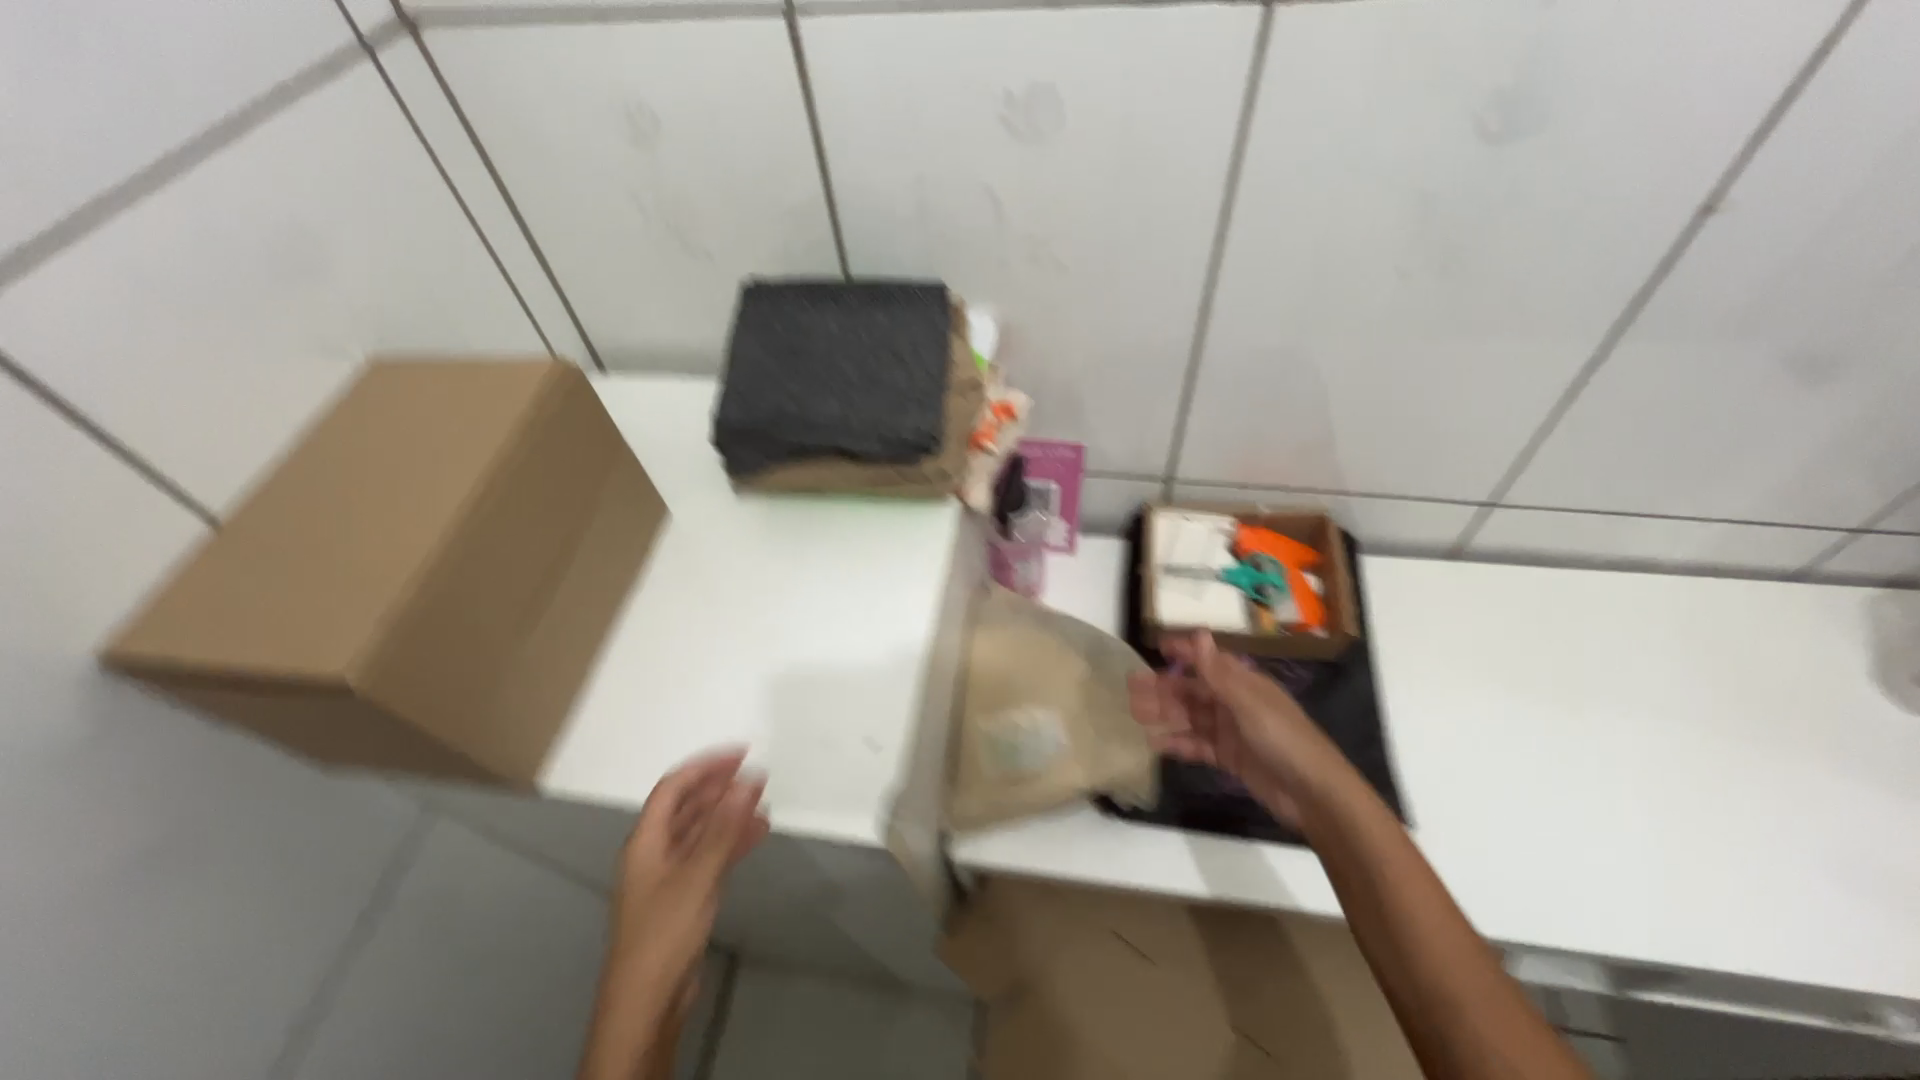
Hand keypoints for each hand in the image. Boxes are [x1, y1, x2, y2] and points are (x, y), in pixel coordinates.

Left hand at [609, 747, 768, 1003]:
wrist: (647, 1000)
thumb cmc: (664, 932)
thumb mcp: (697, 875)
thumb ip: (724, 828)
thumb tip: (747, 782)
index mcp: (646, 840)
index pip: (675, 787)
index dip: (707, 766)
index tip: (742, 753)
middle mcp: (655, 852)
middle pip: (687, 806)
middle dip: (720, 786)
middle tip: (756, 771)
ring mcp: (670, 876)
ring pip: (701, 831)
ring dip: (729, 812)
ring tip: (762, 798)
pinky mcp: (685, 897)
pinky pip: (710, 855)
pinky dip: (731, 841)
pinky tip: (756, 834)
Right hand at [1127, 631, 1337, 825]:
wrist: (1313, 793)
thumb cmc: (1284, 739)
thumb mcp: (1249, 703)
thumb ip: (1218, 673)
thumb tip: (1198, 634)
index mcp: (1245, 684)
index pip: (1209, 661)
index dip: (1186, 652)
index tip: (1158, 646)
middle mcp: (1235, 704)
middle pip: (1193, 691)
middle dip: (1164, 688)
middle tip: (1130, 687)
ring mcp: (1231, 732)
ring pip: (1191, 718)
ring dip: (1164, 714)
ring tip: (1134, 713)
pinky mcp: (1229, 758)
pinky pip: (1197, 745)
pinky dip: (1177, 743)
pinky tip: (1154, 743)